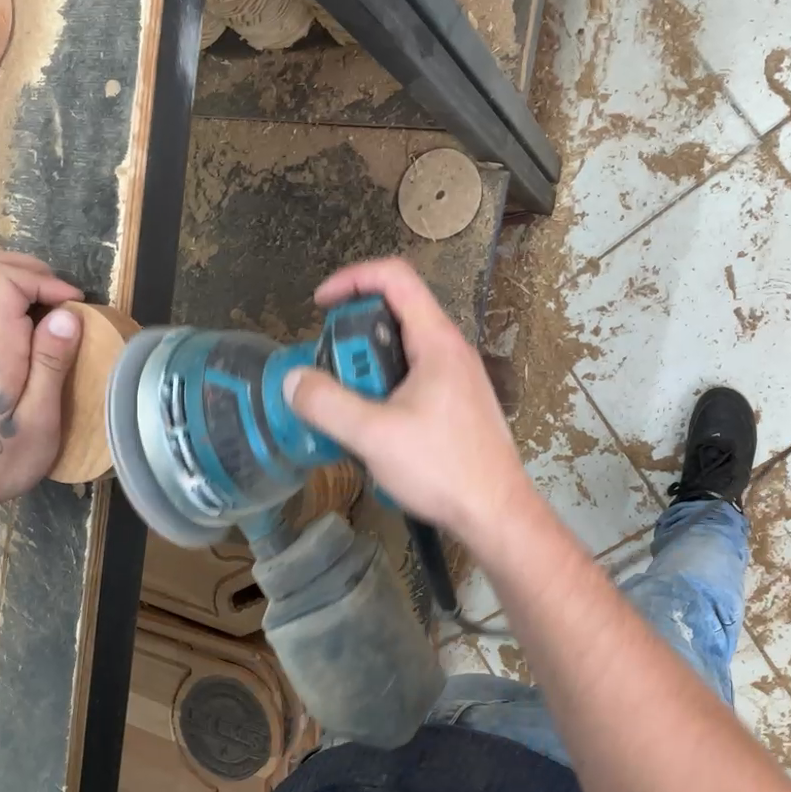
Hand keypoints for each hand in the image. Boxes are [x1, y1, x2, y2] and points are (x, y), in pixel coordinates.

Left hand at [0, 247, 84, 508]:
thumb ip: (51, 363)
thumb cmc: (1, 459)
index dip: (46, 281)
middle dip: (34, 271)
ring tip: (51, 308)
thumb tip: (66, 315)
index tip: (76, 309)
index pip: (5, 278)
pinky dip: (7, 295)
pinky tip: (30, 324)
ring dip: (19, 279)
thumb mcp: (40, 420)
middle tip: (65, 303)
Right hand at [282, 258, 532, 544]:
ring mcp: (458, 379)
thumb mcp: (374, 436)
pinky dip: (385, 392)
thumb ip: (327, 404)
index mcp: (437, 342)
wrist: (497, 514)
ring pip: (402, 353)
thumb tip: (293, 381)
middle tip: (331, 376)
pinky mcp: (458, 406)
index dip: (352, 279)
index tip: (320, 306)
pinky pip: (413, 381)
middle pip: (395, 316)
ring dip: (367, 372)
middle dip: (353, 339)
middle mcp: (451, 352)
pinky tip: (374, 431)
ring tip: (348, 409)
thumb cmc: (443, 469)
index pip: (395, 278)